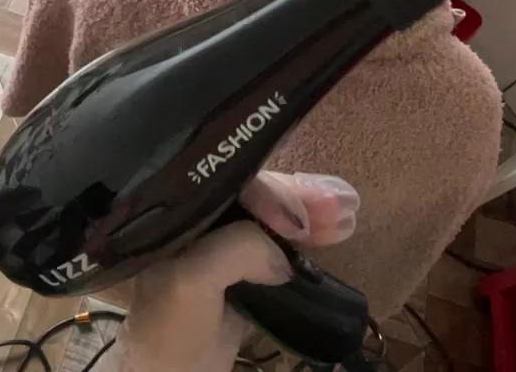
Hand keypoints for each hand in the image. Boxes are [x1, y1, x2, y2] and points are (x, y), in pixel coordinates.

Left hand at [111, 172, 358, 371]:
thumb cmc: (166, 332)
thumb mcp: (191, 281)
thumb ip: (235, 249)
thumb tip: (283, 255)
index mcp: (184, 213)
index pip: (234, 185)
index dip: (272, 195)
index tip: (300, 222)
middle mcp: (204, 223)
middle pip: (260, 197)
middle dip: (303, 198)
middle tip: (344, 203)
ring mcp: (224, 251)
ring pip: (275, 220)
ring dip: (313, 214)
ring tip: (349, 212)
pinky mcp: (242, 279)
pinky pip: (280, 248)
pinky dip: (308, 240)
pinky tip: (334, 232)